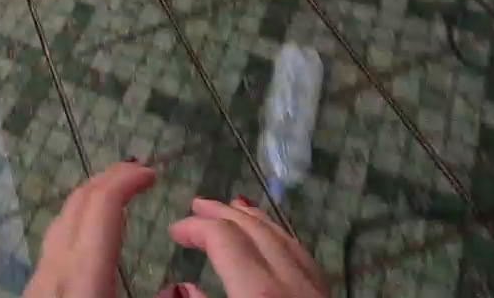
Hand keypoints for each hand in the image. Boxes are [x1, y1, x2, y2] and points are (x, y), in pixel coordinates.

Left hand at [24, 161, 157, 297]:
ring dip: (90, 198)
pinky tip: (89, 238)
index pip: (101, 204)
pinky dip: (77, 222)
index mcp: (83, 275)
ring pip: (61, 220)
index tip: (151, 173)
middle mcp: (54, 266)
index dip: (126, 179)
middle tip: (139, 173)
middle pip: (78, 203)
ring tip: (117, 196)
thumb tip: (183, 287)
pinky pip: (54, 241)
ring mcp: (37, 278)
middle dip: (109, 179)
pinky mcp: (33, 289)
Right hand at [168, 196, 329, 297]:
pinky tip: (274, 240)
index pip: (224, 237)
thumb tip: (182, 286)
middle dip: (223, 212)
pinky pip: (304, 258)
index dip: (196, 227)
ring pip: (285, 239)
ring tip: (234, 209)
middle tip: (197, 204)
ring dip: (254, 219)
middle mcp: (292, 281)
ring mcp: (318, 290)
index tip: (175, 230)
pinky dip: (281, 238)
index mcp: (259, 290)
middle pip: (256, 230)